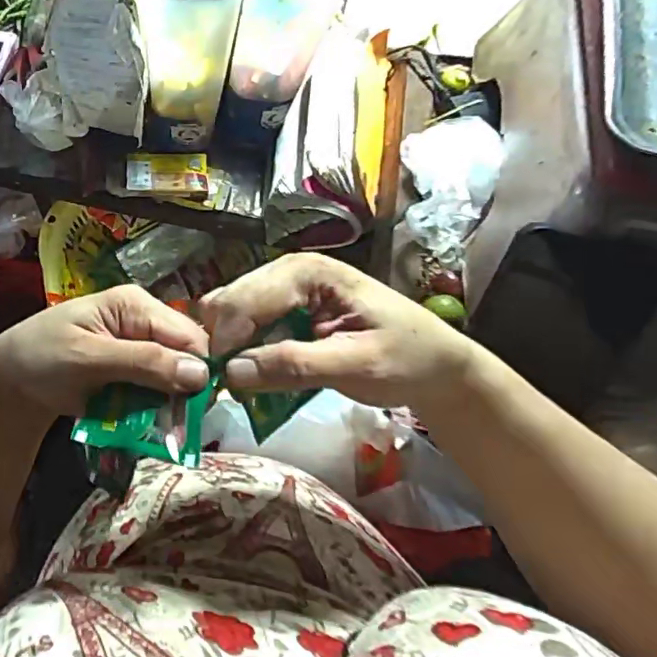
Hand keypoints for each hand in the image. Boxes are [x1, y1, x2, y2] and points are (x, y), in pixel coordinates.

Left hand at [0, 285, 210, 423]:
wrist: (13, 379)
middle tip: (175, 424)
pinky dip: (156, 410)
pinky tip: (147, 424)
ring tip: (160, 428)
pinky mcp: (135, 371)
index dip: (199, 370)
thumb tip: (200, 373)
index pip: (188, 335)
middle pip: (188, 356)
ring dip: (171, 405)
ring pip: (178, 378)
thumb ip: (142, 362)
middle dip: (185, 391)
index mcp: (135, 304)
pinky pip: (160, 391)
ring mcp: (141, 347)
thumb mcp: (88, 357)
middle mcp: (145, 321)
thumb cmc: (42, 356)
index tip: (195, 408)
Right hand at [199, 253, 485, 408]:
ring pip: (225, 314)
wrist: (435, 364)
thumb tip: (231, 374)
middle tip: (228, 385)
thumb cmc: (407, 359)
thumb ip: (295, 365)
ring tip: (240, 380)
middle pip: (226, 303)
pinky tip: (251, 371)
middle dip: (221, 343)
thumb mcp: (357, 365)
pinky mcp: (276, 310)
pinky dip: (236, 350)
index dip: (226, 340)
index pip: (245, 300)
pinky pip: (238, 326)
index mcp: (306, 272)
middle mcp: (284, 271)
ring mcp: (278, 289)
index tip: (222, 383)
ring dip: (226, 348)